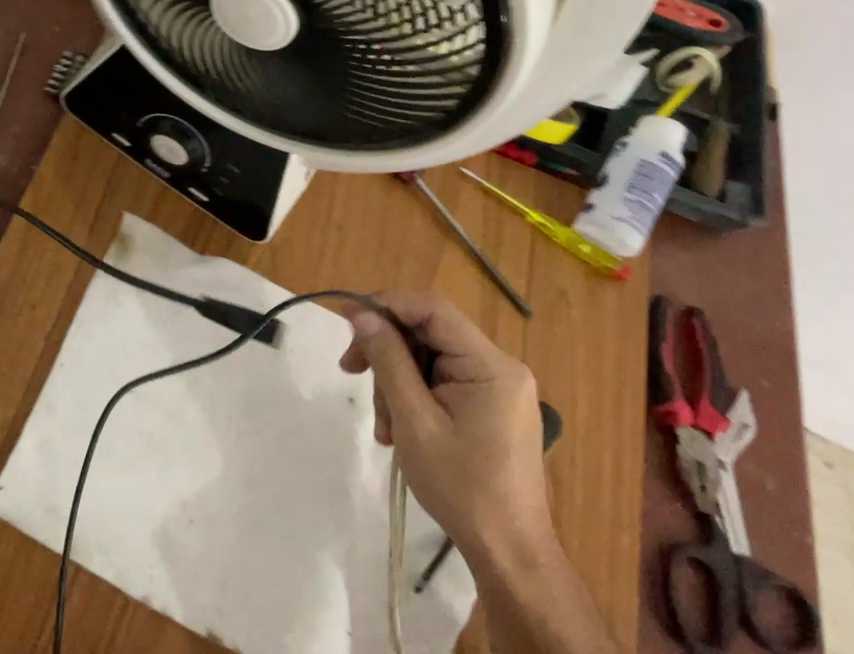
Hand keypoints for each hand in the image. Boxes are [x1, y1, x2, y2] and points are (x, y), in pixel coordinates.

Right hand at [338, 293, 551, 563]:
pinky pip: (440, 383)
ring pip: (428, 360)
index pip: (432, 310)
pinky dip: (413, 398)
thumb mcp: (414, 420)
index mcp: (491, 366)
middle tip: (350, 373)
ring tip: (385, 428)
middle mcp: (500, 368)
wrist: (507, 549)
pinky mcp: (489, 407)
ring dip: (395, 384)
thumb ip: (389, 361)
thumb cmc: (461, 485)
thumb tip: (363, 315)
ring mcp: (496, 389)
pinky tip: (399, 432)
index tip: (346, 320)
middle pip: (427, 334)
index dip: (386, 305)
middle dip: (386, 353)